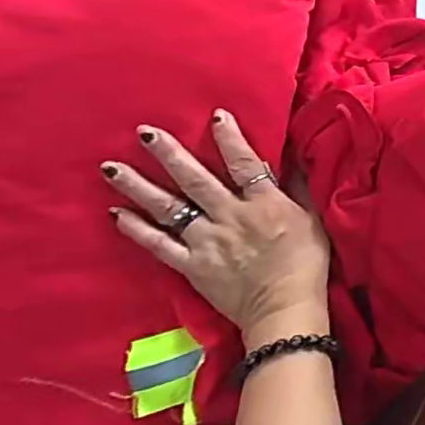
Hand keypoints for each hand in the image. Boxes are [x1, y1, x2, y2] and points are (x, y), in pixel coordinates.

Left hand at [102, 111, 330, 343]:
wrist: (284, 310)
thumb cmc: (306, 263)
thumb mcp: (313, 219)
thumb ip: (299, 187)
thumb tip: (294, 155)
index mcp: (263, 203)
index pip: (244, 163)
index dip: (230, 138)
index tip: (215, 114)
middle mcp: (230, 217)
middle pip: (196, 180)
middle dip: (170, 154)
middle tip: (143, 132)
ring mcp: (207, 242)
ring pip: (169, 209)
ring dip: (139, 187)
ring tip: (111, 168)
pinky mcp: (192, 267)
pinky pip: (159, 246)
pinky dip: (136, 231)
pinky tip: (117, 214)